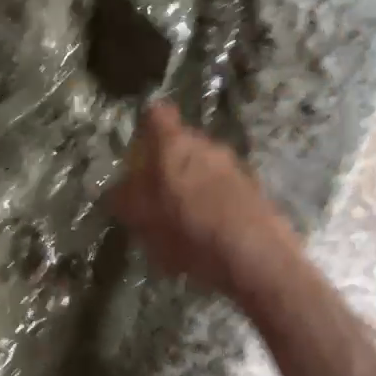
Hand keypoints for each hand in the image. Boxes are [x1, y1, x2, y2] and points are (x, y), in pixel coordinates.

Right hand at [108, 102, 297, 299]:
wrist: (258, 261)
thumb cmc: (189, 234)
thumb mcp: (141, 221)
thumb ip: (124, 199)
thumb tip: (117, 189)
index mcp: (174, 145)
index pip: (156, 114)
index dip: (145, 126)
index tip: (138, 150)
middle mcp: (207, 145)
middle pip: (181, 141)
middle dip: (167, 162)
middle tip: (155, 193)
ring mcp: (235, 166)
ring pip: (204, 165)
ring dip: (192, 183)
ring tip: (182, 218)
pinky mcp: (256, 189)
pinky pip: (224, 186)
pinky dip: (214, 201)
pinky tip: (208, 233)